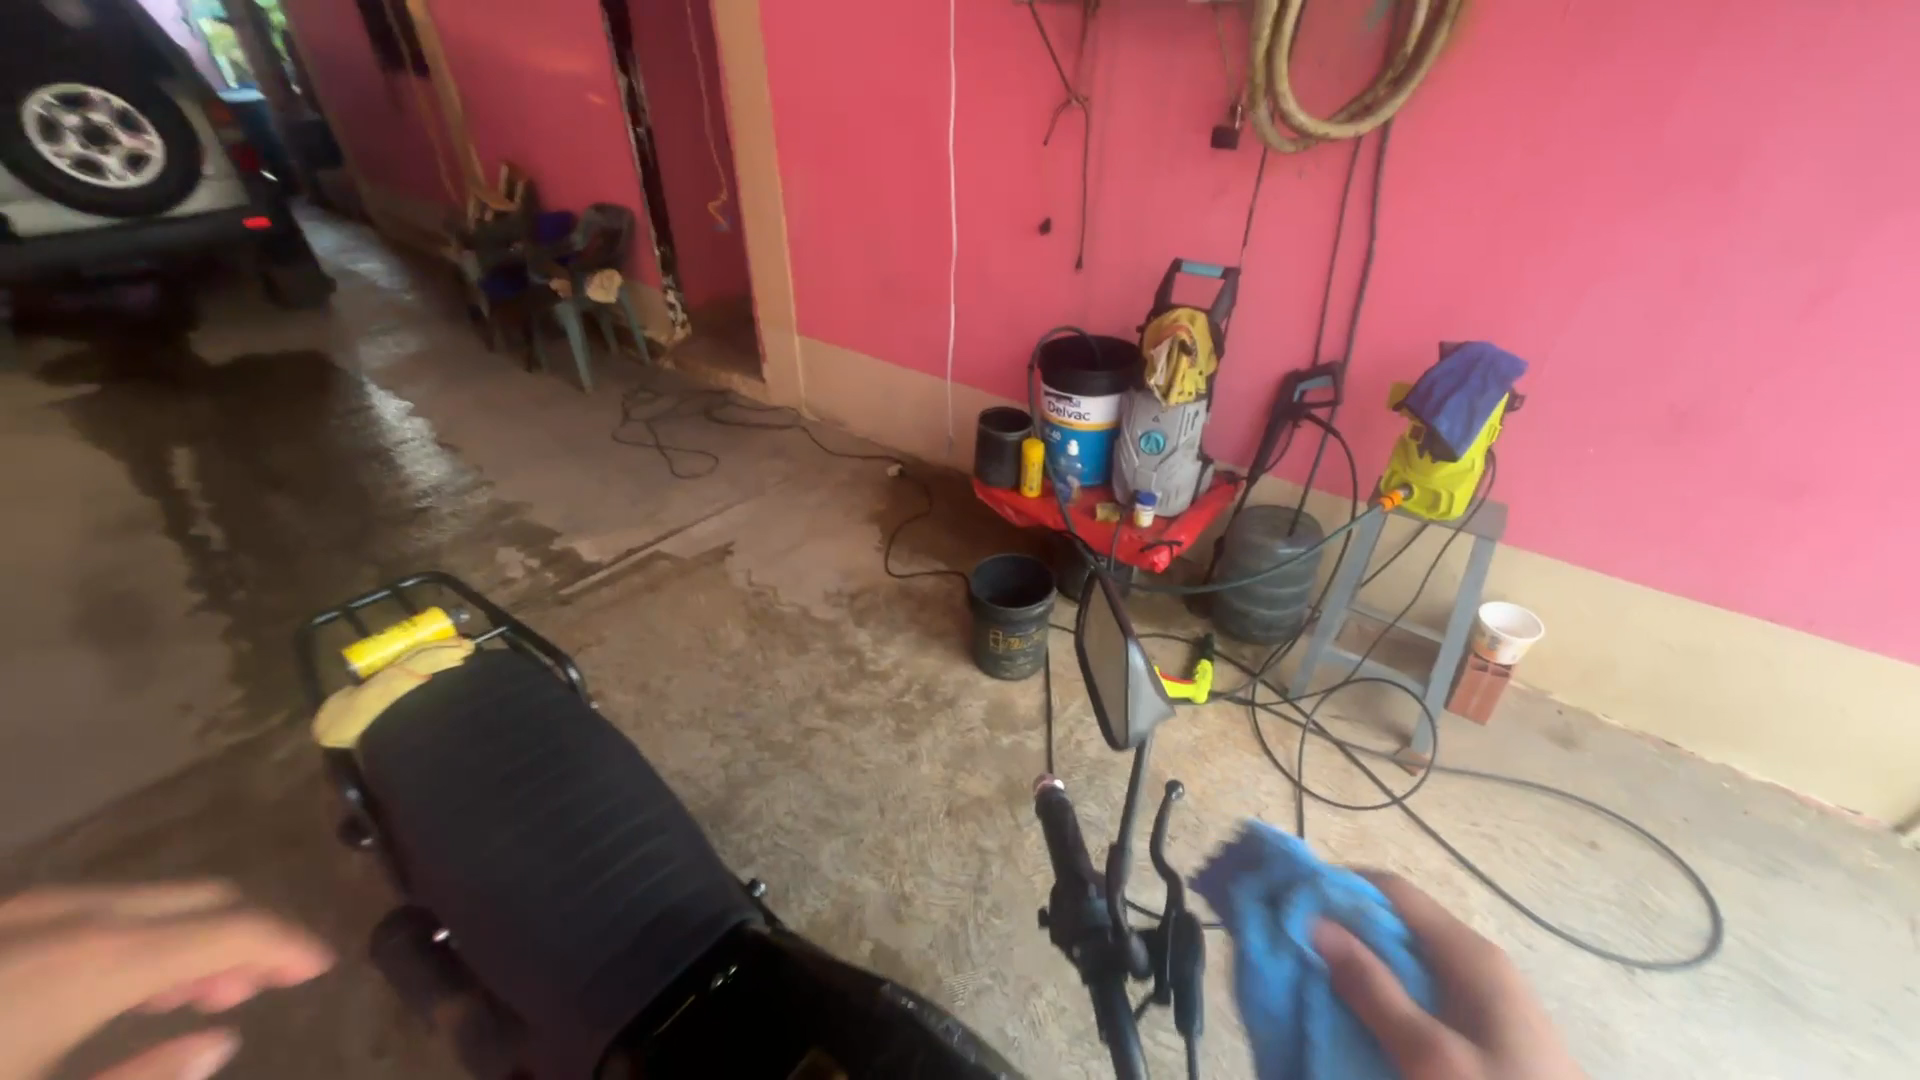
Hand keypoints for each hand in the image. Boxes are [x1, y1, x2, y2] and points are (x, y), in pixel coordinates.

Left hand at [0, 881, 333, 1079]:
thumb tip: (220, 1043)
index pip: (239, 928)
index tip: (320, 967)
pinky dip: (138, 934)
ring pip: (154, 899)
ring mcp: (32, 906)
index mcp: (104, 958)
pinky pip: (97, 907)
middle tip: (259, 989)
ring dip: (194, 935)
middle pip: (207, 899)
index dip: (290, 945)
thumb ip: (143, 1077)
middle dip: (249, 937)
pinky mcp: (0, 914)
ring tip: (191, 994)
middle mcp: (82, 912)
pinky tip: (118, 983)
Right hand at [1315, 872, 1583, 1079]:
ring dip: (1357, 964)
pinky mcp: (1482, 1031)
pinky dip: (1381, 994)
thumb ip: (1372, 989)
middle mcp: (1474, 962)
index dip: (1335, 887)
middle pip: (1394, 923)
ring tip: (1311, 979)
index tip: (1287, 903)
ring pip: (1403, 959)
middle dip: (1339, 930)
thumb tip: (1314, 923)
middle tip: (1290, 946)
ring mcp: (1481, 997)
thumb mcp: (1431, 1056)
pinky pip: (1419, 992)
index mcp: (1468, 954)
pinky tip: (1355, 1014)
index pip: (1389, 890)